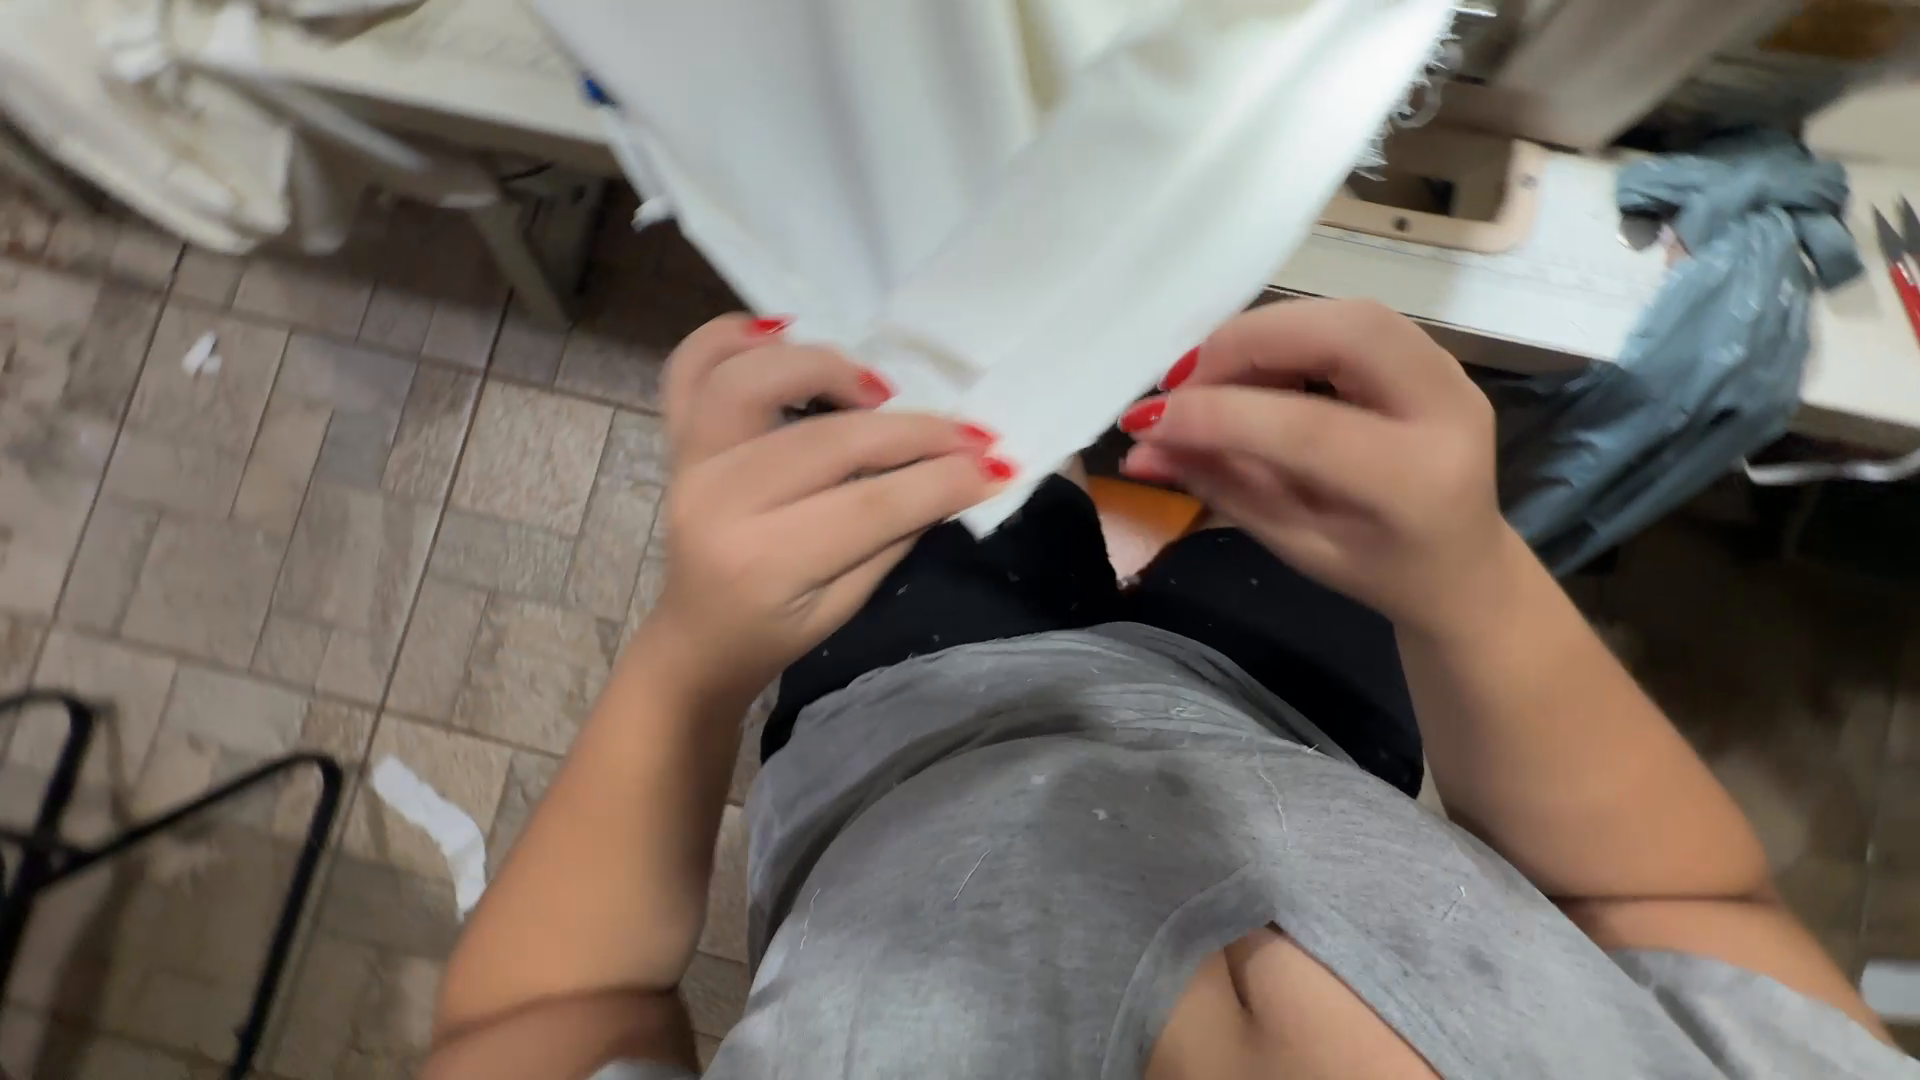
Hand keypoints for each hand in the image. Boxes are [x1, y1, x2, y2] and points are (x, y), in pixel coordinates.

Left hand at [638, 314, 1008, 701]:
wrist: (696, 641)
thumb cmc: (774, 633)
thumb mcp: (846, 604)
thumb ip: (896, 534)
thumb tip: (958, 476)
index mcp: (765, 562)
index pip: (872, 504)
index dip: (943, 479)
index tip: (996, 464)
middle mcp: (718, 502)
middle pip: (829, 440)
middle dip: (915, 432)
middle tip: (969, 435)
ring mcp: (688, 463)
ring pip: (752, 380)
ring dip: (826, 367)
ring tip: (877, 390)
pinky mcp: (676, 441)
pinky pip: (691, 366)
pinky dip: (733, 336)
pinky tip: (783, 334)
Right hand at [1120, 299, 1522, 638]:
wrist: (1461, 565)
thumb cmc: (1374, 568)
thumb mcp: (1290, 542)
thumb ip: (1220, 485)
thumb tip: (1141, 451)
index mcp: (1414, 483)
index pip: (1305, 429)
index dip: (1217, 416)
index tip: (1145, 423)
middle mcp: (1446, 410)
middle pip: (1343, 332)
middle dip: (1244, 344)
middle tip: (1180, 384)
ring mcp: (1448, 372)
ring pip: (1344, 313)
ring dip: (1259, 336)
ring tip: (1205, 381)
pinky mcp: (1430, 355)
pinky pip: (1345, 321)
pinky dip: (1281, 337)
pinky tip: (1247, 375)